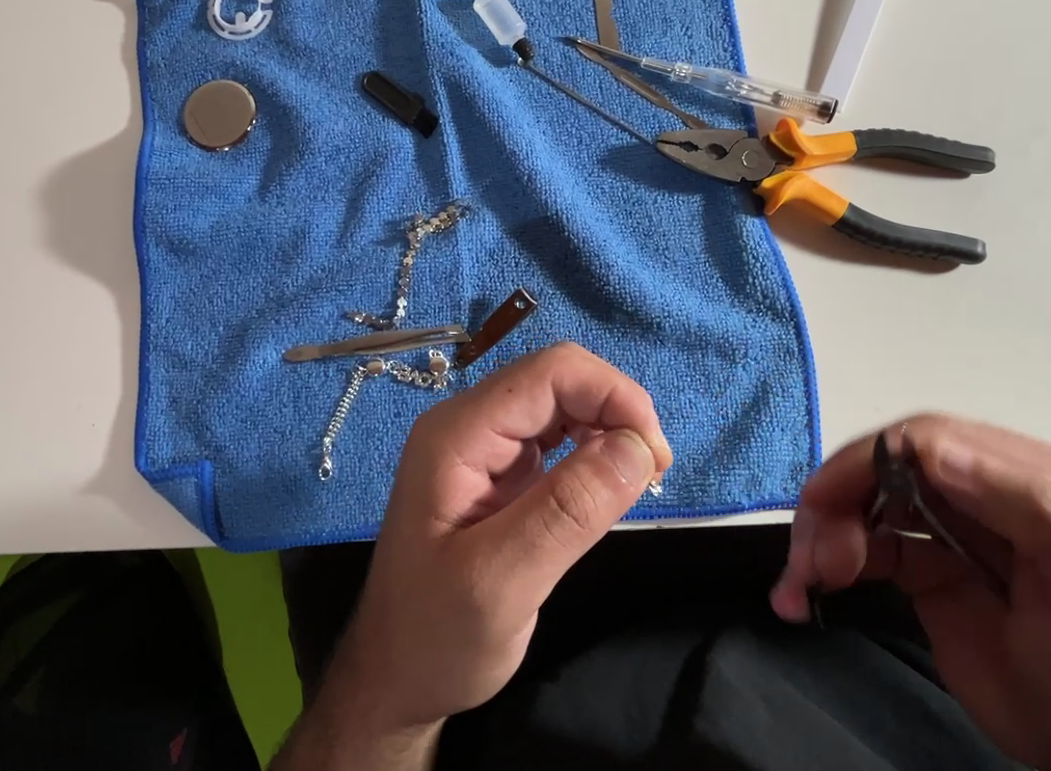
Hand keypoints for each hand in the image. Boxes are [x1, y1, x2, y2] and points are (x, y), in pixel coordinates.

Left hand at [274, 343, 672, 770]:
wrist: (396, 677)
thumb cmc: (436, 637)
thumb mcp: (502, 582)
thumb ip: (567, 512)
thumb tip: (638, 446)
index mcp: (457, 434)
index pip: (549, 373)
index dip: (612, 395)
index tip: (654, 456)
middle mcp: (468, 426)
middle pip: (557, 380)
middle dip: (615, 411)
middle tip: (653, 474)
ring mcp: (482, 448)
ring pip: (561, 405)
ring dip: (608, 429)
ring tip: (635, 483)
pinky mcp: (499, 474)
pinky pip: (555, 438)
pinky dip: (592, 452)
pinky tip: (606, 489)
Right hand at [771, 415, 1050, 770]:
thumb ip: (1032, 507)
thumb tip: (932, 449)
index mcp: (1045, 476)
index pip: (938, 438)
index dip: (871, 461)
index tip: (823, 501)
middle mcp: (992, 489)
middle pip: (888, 467)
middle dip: (838, 503)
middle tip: (813, 561)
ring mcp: (956, 528)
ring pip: (865, 503)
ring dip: (822, 535)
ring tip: (804, 583)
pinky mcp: (927, 568)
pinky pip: (862, 546)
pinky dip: (823, 563)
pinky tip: (801, 592)